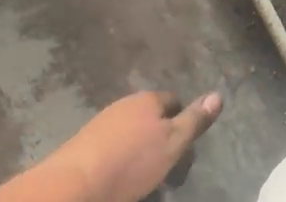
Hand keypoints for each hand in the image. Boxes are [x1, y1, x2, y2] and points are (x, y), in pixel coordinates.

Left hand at [0, 91, 222, 201]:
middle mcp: (122, 107)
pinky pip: (106, 154)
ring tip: (138, 184)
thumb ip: (195, 120)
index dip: (182, 122)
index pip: (174, 101)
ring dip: (135, 156)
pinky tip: (113, 187)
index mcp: (147, 100)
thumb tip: (218, 95)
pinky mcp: (77, 151)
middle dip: (157, 141)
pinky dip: (114, 167)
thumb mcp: (172, 144)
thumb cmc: (129, 164)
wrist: (67, 190)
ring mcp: (96, 127)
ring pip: (126, 138)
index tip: (183, 149)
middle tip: (163, 170)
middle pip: (149, 120)